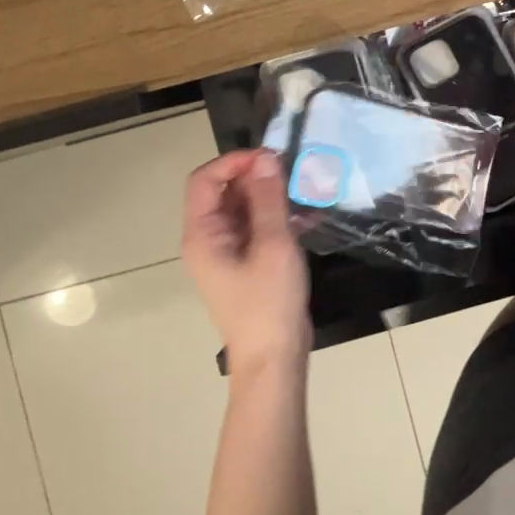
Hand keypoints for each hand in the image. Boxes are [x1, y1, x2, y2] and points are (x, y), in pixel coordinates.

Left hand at [182, 150, 311, 374]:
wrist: (274, 357)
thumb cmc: (268, 301)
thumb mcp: (273, 244)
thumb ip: (269, 198)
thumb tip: (266, 158)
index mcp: (203, 234)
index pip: (205, 180)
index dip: (235, 161)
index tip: (271, 157)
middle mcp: (209, 239)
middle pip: (225, 191)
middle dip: (258, 176)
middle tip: (295, 170)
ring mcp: (229, 251)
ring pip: (245, 207)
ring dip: (273, 194)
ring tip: (307, 188)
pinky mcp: (249, 262)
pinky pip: (259, 226)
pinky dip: (280, 215)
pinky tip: (311, 214)